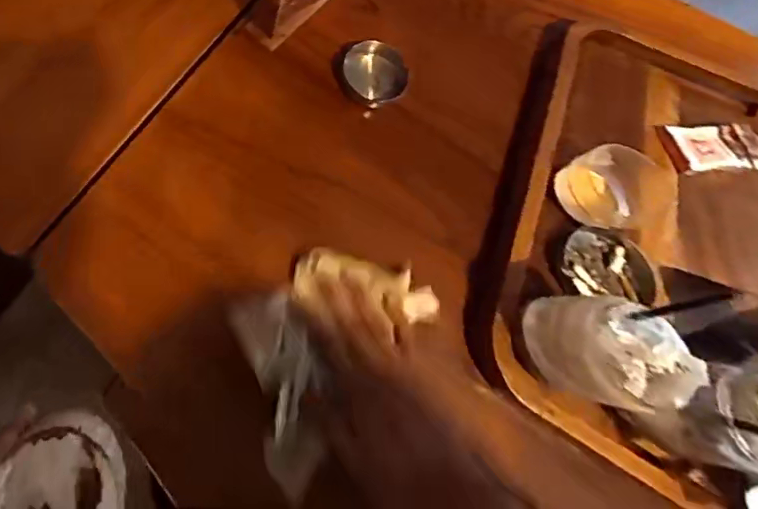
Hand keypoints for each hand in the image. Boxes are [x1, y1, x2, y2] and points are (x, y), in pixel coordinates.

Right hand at [302, 277, 527, 508]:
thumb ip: (331, 423)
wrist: (459, 490)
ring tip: (349, 274)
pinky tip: (393, 300)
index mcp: (359, 389)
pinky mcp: (429, 371)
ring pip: (380, 324)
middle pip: (354, 325)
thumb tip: (306, 390)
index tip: (298, 294)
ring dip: (363, 298)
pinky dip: (400, 315)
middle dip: (335, 297)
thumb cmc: (400, 479)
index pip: (330, 344)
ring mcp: (407, 366)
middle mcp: (381, 369)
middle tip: (321, 271)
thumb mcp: (357, 460)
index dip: (313, 318)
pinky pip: (412, 335)